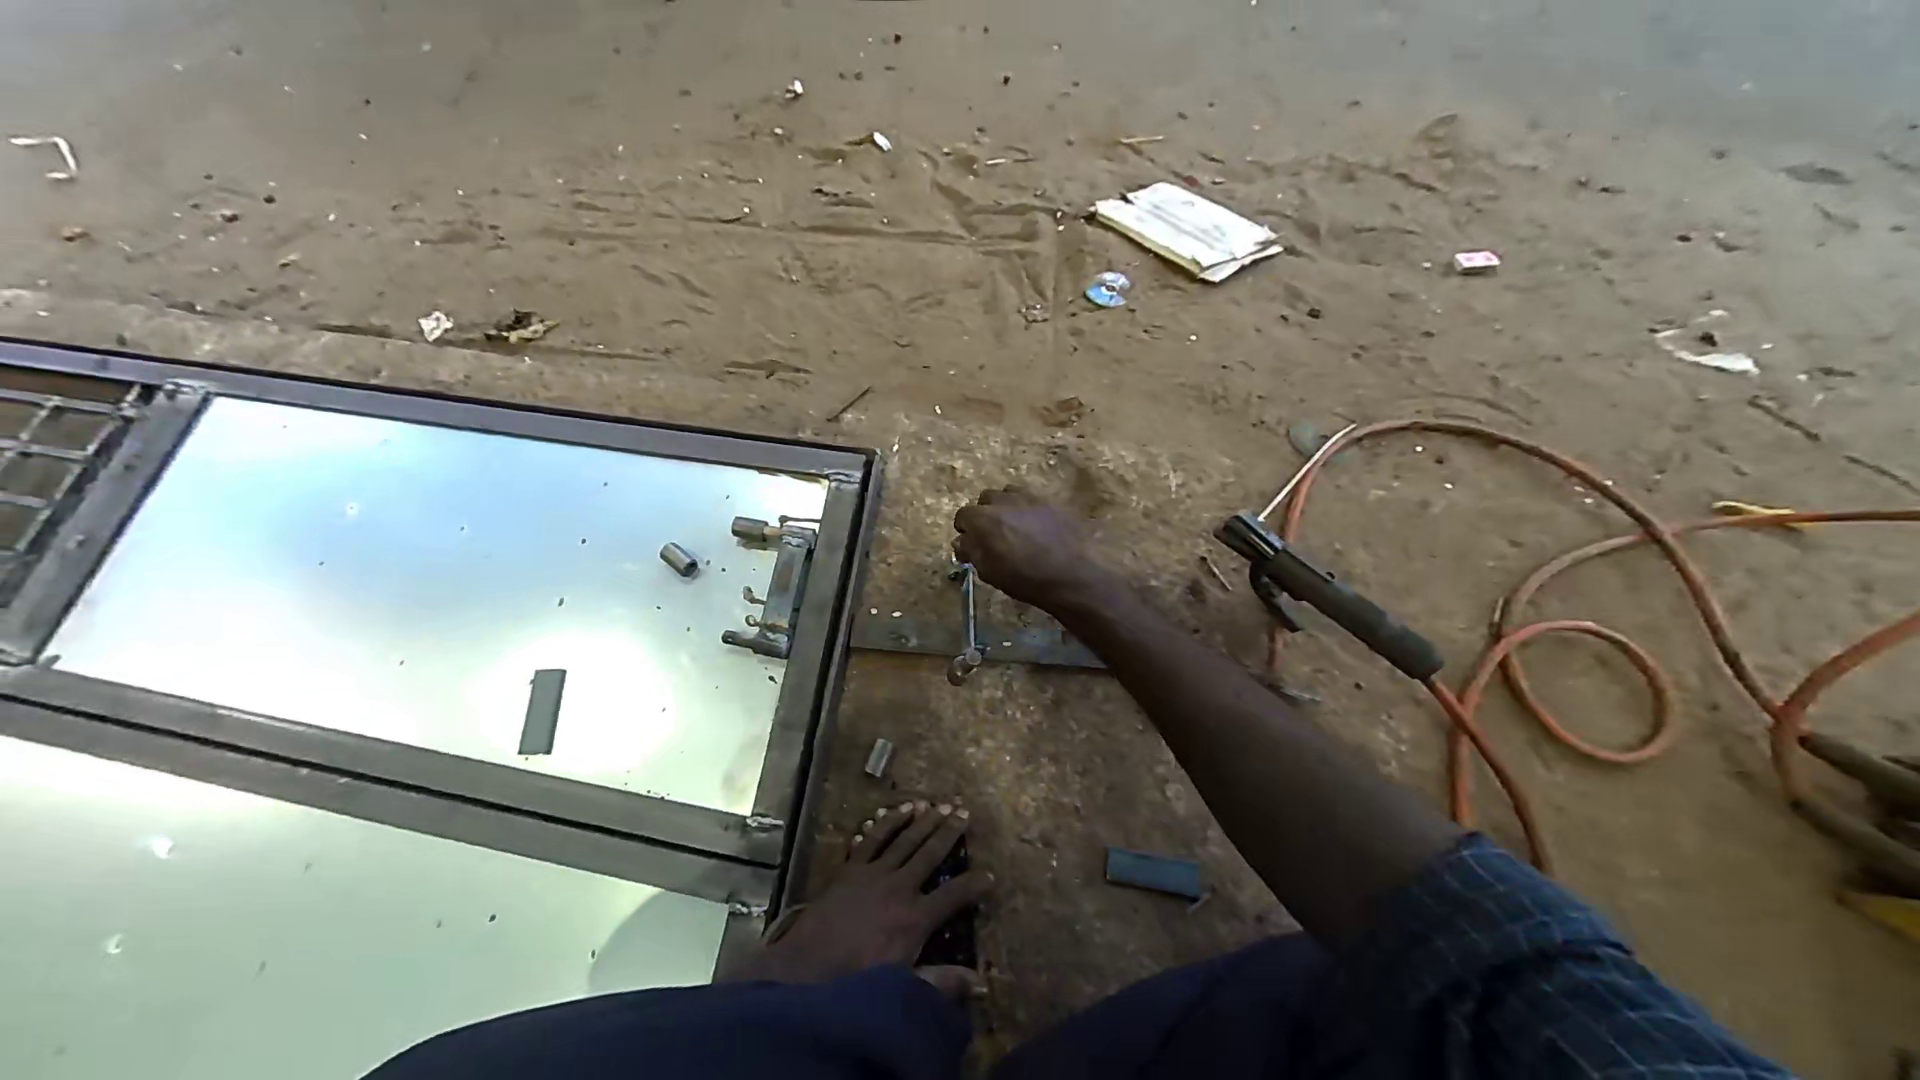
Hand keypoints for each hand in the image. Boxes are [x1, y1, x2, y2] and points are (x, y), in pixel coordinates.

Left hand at [718, 802, 990, 999]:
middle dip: (949, 833)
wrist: (807, 967)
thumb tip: (981, 981)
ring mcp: (874, 873)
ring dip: (923, 821)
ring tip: (939, 805)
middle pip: (930, 854)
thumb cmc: (854, 980)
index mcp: (915, 918)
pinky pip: (873, 839)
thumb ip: (941, 982)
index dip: (974, 885)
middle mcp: (899, 887)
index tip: (990, 875)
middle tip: (964, 813)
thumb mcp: (902, 985)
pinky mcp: (851, 868)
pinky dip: (887, 822)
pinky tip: (899, 810)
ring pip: (905, 840)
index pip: (954, 896)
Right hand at [952, 488, 1114, 609]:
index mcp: (983, 518)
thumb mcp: (989, 572)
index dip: (965, 528)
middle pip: (986, 499)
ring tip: (1014, 526)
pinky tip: (1036, 527)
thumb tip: (962, 541)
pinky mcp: (1051, 501)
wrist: (1071, 575)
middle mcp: (1004, 501)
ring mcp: (1030, 498)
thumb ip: (972, 551)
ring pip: (1009, 494)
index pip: (963, 514)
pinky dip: (1027, 509)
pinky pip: (1031, 499)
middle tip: (992, 534)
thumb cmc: (1024, 579)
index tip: (970, 541)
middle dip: (984, 513)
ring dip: (1006, 506)